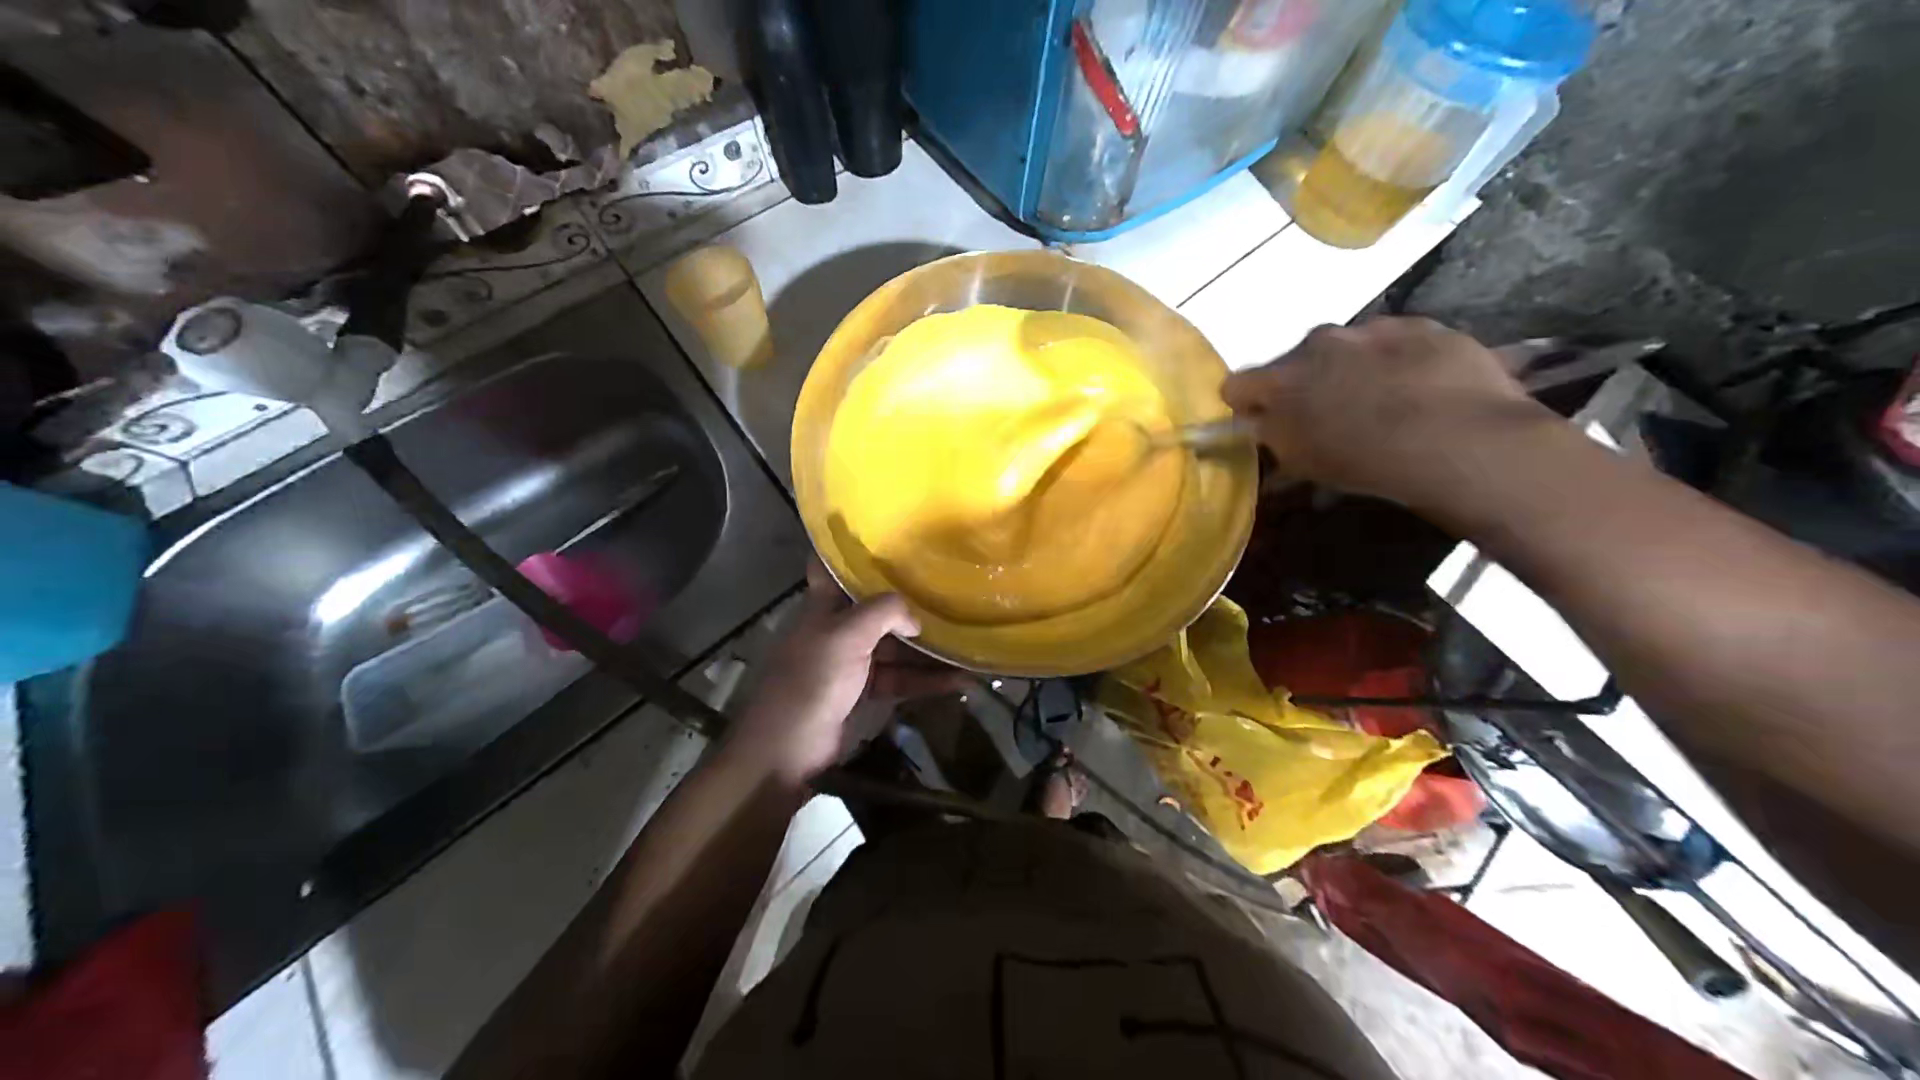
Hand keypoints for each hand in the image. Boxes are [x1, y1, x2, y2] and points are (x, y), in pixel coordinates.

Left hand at [723, 560, 970, 786]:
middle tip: (954, 592)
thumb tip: (916, 618)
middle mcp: (838, 629)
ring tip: (970, 641)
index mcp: (824, 607)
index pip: (832, 568)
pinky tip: (961, 680)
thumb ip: (884, 612)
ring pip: (895, 647)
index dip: (854, 552)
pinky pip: (901, 679)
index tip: (891, 541)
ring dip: (929, 648)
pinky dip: (928, 680)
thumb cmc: (812, 681)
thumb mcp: (846, 635)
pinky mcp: (864, 693)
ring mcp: (852, 662)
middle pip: (878, 610)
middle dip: (911, 604)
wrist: (787, 751)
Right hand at [1221, 317, 1551, 504]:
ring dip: (1353, 367)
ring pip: (1347, 346)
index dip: (1247, 405)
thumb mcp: (1303, 463)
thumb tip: (1263, 428)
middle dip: (1307, 382)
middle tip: (1331, 414)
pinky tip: (1422, 387)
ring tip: (1385, 400)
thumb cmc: (1365, 461)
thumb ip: (1273, 438)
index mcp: (1281, 380)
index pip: (1237, 385)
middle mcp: (1318, 343)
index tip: (1263, 422)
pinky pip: (1398, 339)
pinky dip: (1400, 359)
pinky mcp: (1422, 325)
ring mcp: (1372, 329)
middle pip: (1296, 361)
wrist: (1457, 438)